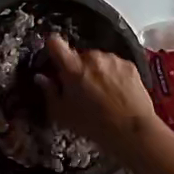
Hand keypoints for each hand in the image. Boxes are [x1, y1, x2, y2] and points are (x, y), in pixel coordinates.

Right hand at [36, 34, 159, 149]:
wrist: (132, 131)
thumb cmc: (93, 124)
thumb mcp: (61, 114)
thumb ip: (49, 92)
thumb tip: (41, 78)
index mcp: (72, 67)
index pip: (55, 42)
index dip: (53, 47)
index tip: (54, 56)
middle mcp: (92, 58)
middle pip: (78, 55)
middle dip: (77, 67)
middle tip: (81, 87)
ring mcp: (113, 60)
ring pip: (98, 60)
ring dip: (96, 70)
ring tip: (101, 92)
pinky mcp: (130, 66)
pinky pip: (115, 65)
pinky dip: (113, 74)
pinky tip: (116, 92)